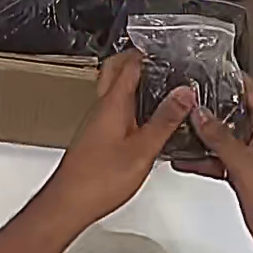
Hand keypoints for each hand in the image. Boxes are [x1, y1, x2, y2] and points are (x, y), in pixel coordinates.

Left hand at [40, 50, 194, 228]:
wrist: (68, 204)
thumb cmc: (98, 180)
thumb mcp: (143, 149)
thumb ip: (165, 120)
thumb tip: (184, 94)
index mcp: (113, 104)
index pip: (128, 65)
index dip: (146, 53)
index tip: (164, 49)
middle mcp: (101, 108)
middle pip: (114, 71)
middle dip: (133, 59)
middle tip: (155, 57)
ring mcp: (96, 121)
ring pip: (113, 89)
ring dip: (132, 80)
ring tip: (157, 82)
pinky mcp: (96, 136)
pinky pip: (114, 108)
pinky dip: (129, 102)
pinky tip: (144, 117)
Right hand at [174, 75, 252, 252]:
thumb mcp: (246, 165)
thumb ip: (221, 139)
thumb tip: (201, 115)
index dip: (239, 80)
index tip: (220, 69)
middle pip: (236, 116)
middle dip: (215, 106)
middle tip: (193, 96)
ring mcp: (252, 161)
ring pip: (225, 140)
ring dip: (205, 134)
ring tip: (182, 124)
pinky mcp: (244, 179)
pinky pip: (220, 162)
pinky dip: (203, 160)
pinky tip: (186, 159)